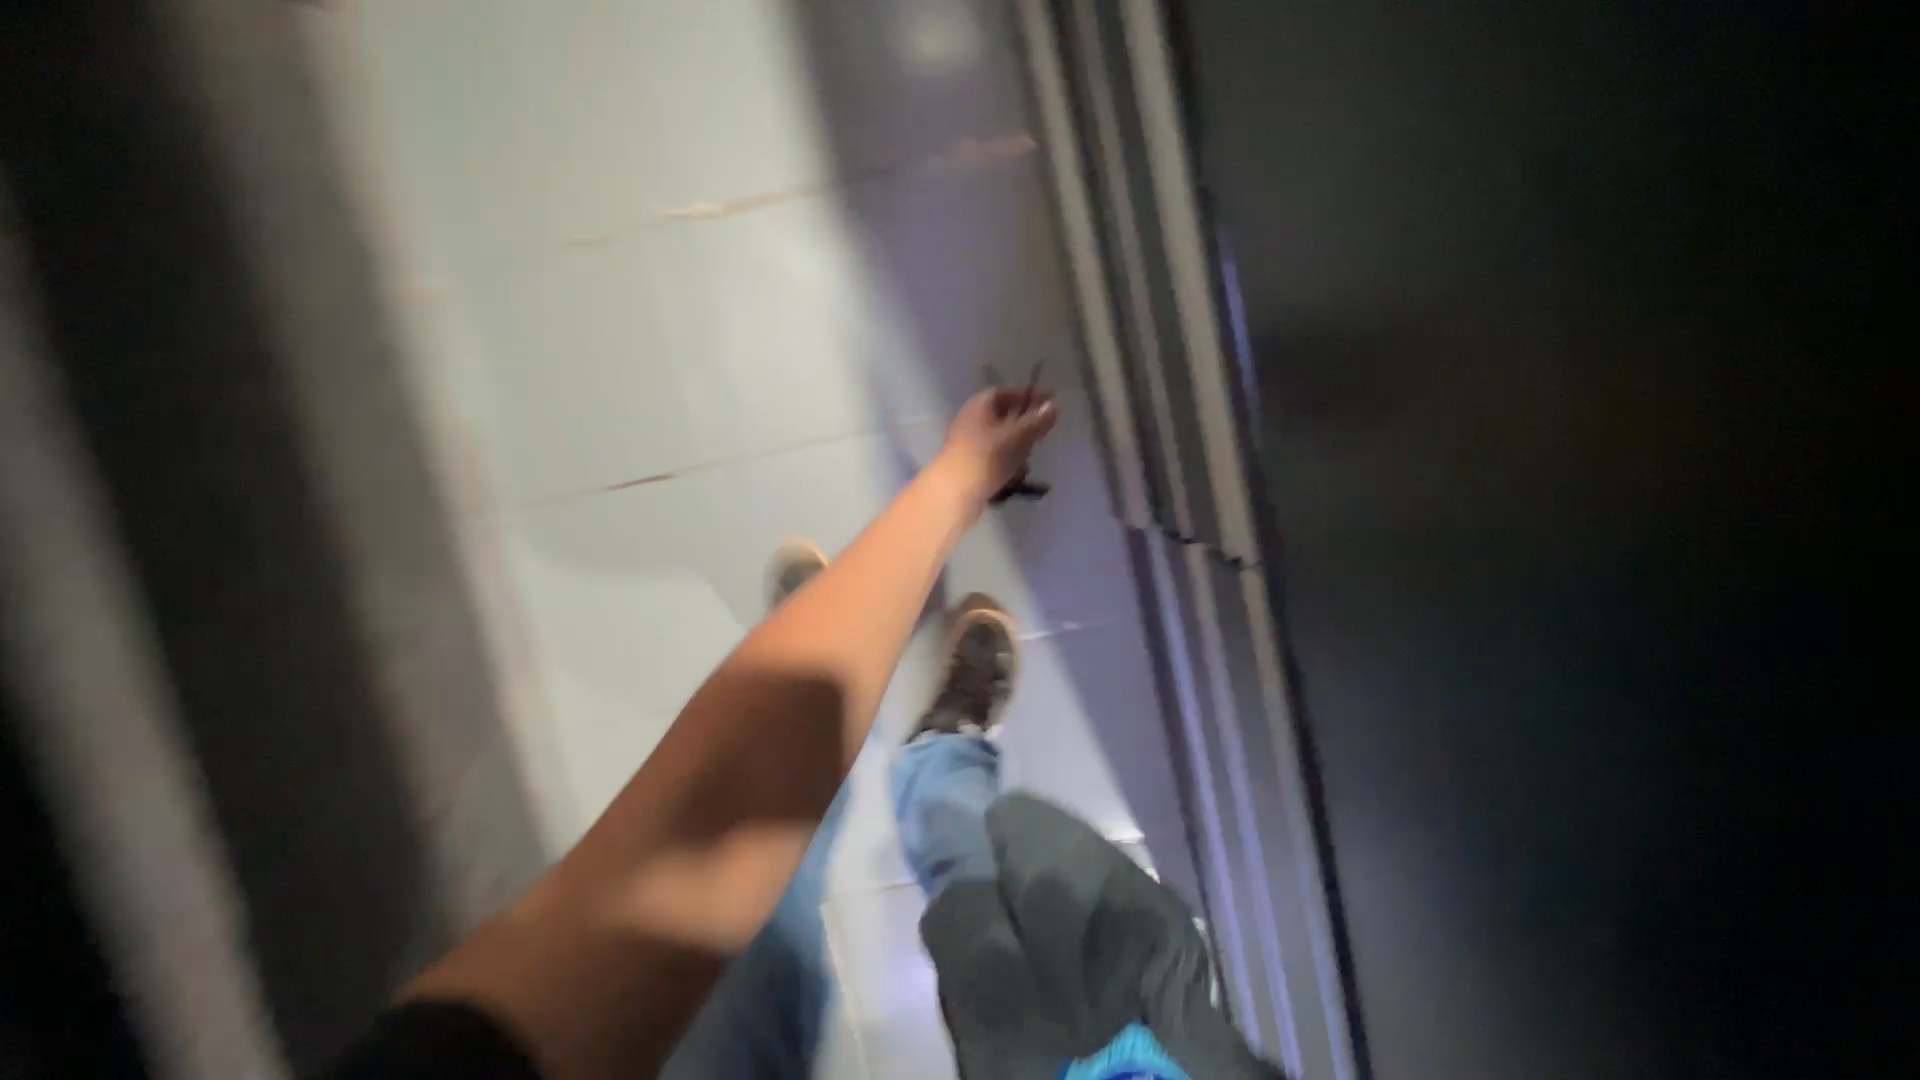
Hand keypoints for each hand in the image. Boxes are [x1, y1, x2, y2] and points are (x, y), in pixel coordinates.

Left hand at [936, 386, 1058, 508]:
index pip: (1006, 392)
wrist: (953, 493)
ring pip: (999, 437)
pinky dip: (1006, 460)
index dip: (1027, 395)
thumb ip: (1036, 421)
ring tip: (1030, 454)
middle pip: (1002, 415)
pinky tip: (1016, 472)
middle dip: (1023, 422)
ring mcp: (967, 443)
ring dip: (1016, 444)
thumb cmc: (986, 457)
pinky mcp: (969, 464)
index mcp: (979, 405)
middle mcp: (971, 419)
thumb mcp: (1017, 437)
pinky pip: (993, 456)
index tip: (1049, 400)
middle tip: (1043, 429)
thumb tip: (1053, 406)